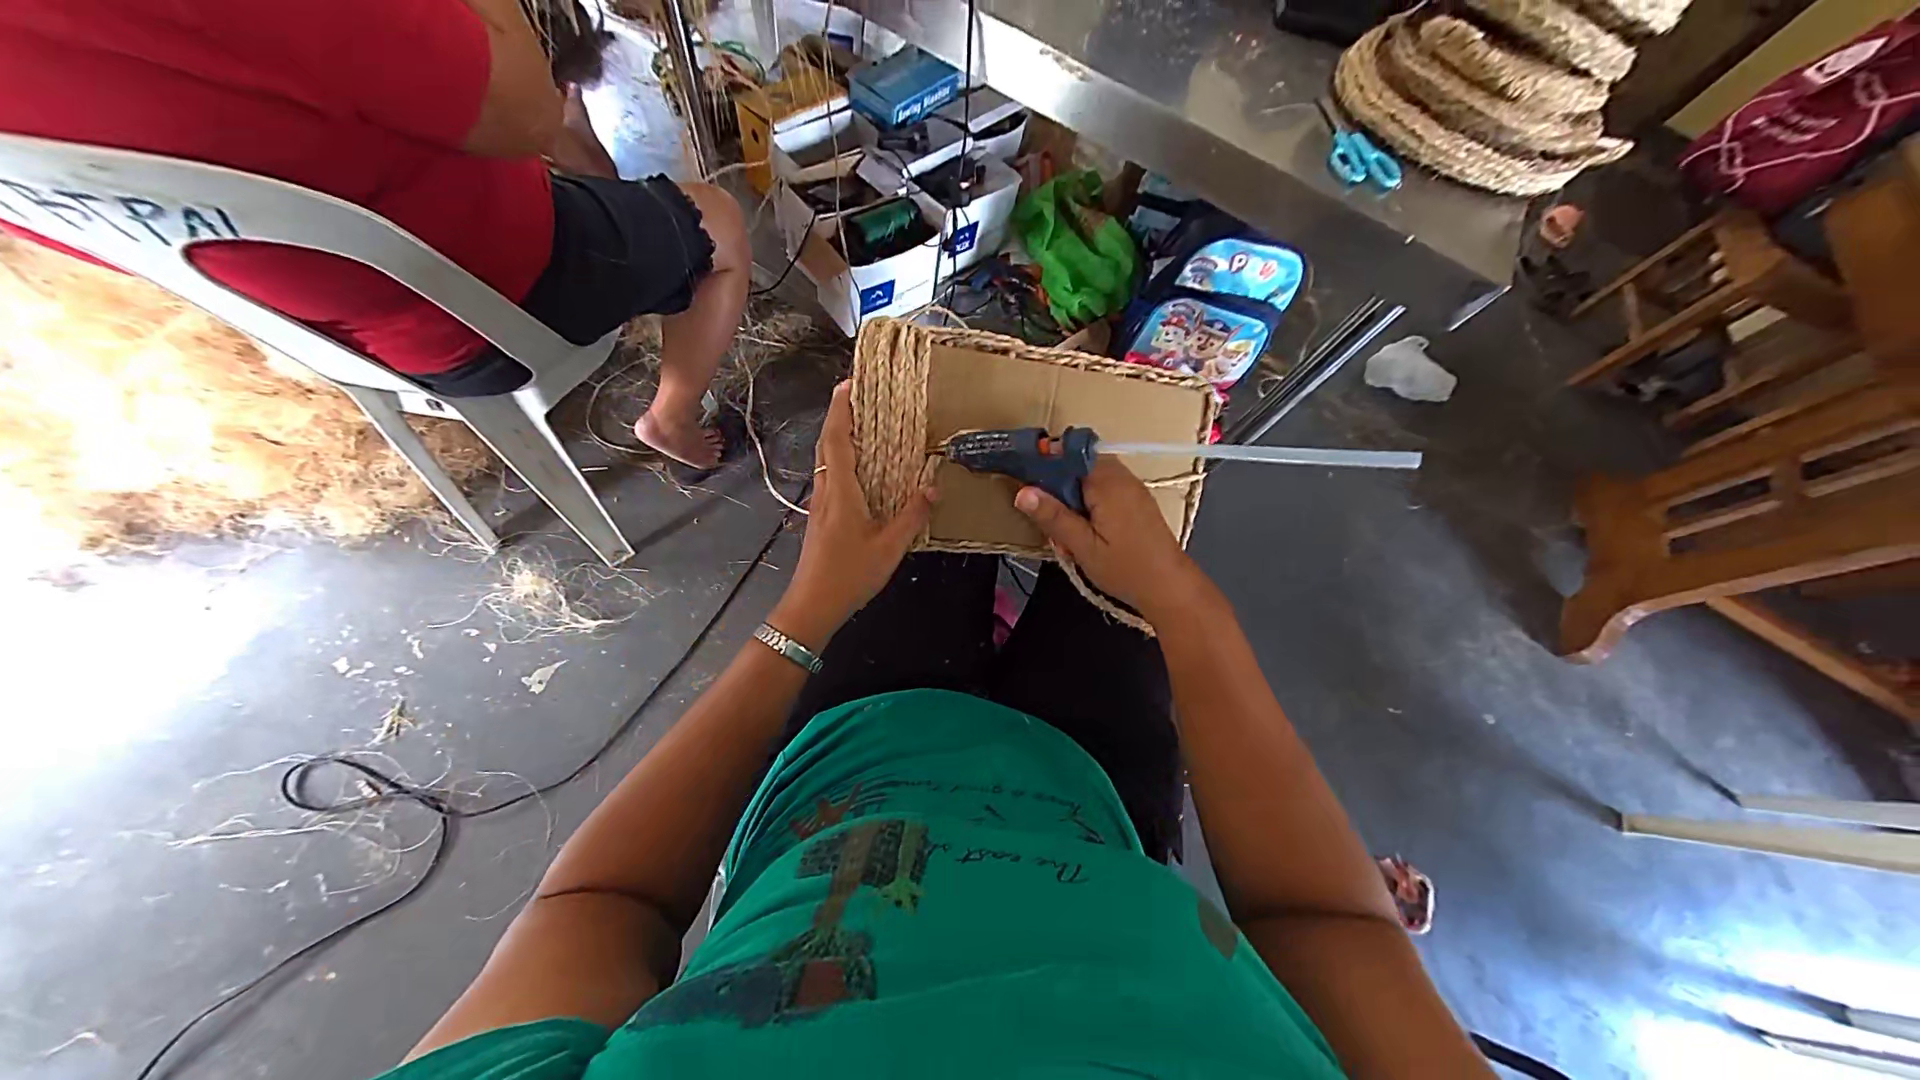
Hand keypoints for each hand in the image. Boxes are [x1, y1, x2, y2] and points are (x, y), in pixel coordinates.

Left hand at [769, 382, 935, 648]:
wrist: (813, 604)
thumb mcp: (890, 547)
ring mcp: (819, 504)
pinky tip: (856, 467)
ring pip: (825, 460)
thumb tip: (932, 487)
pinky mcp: (820, 517)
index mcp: (841, 491)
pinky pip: (829, 476)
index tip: (849, 384)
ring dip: (838, 436)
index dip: (842, 409)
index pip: (837, 439)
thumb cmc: (849, 575)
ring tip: (860, 424)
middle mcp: (825, 491)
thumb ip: (912, 516)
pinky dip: (839, 459)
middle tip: (858, 396)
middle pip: (827, 444)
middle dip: (839, 416)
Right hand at [1013, 457, 1202, 622]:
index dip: (1044, 464)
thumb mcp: (1082, 546)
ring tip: (1068, 537)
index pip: (1068, 454)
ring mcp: (1132, 488)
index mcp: (1107, 482)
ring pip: (1089, 481)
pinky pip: (1104, 492)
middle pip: (1078, 467)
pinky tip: (1086, 536)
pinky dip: (1090, 508)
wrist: (1170, 587)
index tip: (1027, 484)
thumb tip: (1022, 492)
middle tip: (1052, 525)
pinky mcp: (1136, 501)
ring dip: (1073, 503)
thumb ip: (1053, 516)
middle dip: (1059, 491)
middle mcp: (1121, 477)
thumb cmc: (1126, 569)